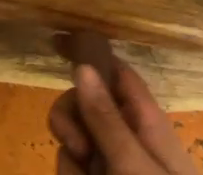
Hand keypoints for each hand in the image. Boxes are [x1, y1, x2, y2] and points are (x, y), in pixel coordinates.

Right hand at [48, 56, 196, 174]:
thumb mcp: (134, 165)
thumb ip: (106, 119)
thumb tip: (82, 66)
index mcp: (148, 123)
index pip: (117, 72)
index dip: (89, 53)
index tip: (54, 42)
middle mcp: (129, 136)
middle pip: (84, 101)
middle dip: (70, 119)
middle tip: (77, 145)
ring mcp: (114, 160)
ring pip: (72, 135)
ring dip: (71, 156)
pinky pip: (71, 163)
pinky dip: (73, 173)